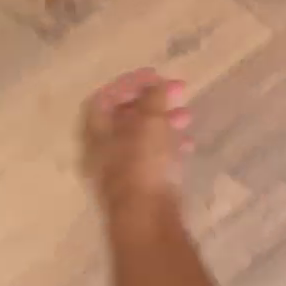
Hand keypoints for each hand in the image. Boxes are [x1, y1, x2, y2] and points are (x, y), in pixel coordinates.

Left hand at [81, 68, 193, 230]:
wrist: (146, 212)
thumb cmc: (144, 164)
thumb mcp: (151, 125)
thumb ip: (154, 101)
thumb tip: (158, 84)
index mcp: (97, 134)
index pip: (103, 99)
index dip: (127, 83)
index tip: (155, 73)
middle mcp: (102, 148)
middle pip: (123, 116)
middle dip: (151, 99)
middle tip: (179, 89)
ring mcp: (120, 165)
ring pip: (141, 134)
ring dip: (163, 119)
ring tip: (188, 115)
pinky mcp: (140, 179)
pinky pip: (153, 152)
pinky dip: (169, 141)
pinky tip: (186, 143)